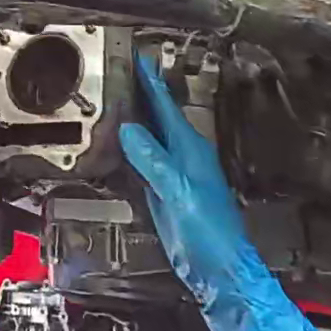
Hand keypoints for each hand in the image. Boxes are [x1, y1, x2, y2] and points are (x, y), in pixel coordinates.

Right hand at [119, 54, 325, 330]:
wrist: (220, 273)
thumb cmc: (210, 233)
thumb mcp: (179, 193)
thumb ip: (153, 161)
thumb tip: (129, 128)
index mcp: (190, 148)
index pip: (166, 106)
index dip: (150, 82)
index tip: (135, 58)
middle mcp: (182, 156)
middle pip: (156, 118)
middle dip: (138, 95)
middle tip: (115, 73)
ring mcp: (173, 175)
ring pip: (149, 139)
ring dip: (132, 121)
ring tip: (110, 102)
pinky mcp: (164, 194)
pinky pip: (143, 164)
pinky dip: (129, 151)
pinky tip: (115, 146)